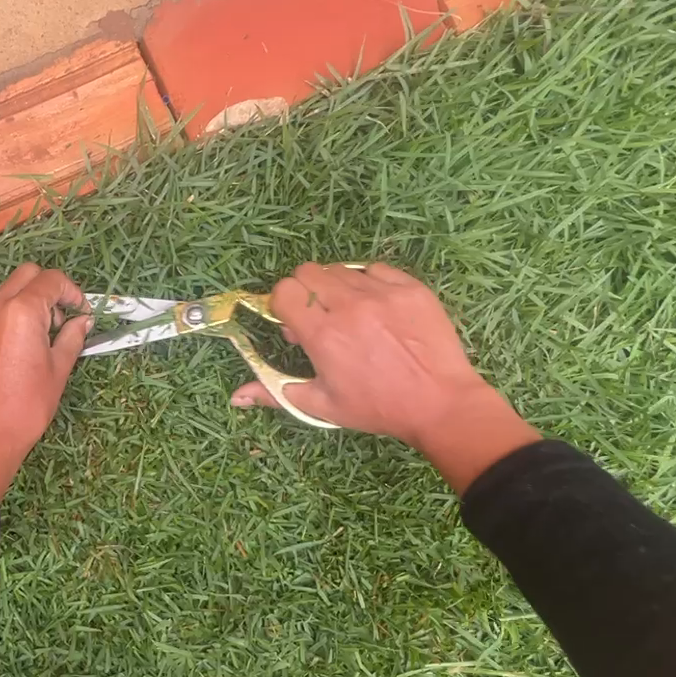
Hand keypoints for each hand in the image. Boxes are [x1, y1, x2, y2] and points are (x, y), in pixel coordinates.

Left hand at [0, 263, 92, 499]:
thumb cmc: (28, 404)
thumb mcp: (59, 368)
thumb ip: (72, 337)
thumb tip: (83, 321)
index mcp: (22, 312)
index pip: (51, 281)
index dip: (73, 292)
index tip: (83, 312)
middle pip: (29, 275)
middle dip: (51, 289)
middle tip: (65, 318)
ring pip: (12, 290)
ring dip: (33, 300)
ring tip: (47, 334)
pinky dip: (17, 313)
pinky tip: (28, 343)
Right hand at [231, 261, 540, 491]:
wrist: (439, 402)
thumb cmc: (375, 407)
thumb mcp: (321, 405)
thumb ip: (274, 393)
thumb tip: (236, 397)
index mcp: (323, 335)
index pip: (284, 291)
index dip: (282, 304)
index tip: (292, 322)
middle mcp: (349, 307)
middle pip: (307, 272)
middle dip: (304, 291)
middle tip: (317, 316)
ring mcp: (382, 293)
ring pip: (340, 269)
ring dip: (334, 287)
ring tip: (348, 314)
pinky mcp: (410, 288)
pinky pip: (375, 269)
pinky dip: (367, 283)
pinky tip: (374, 307)